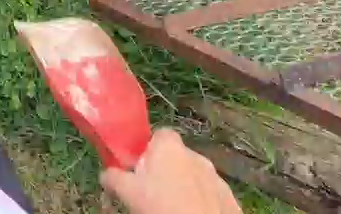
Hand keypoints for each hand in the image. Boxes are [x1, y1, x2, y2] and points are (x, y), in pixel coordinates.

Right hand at [101, 129, 241, 213]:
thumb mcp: (128, 191)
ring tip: (175, 206)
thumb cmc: (162, 206)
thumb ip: (113, 175)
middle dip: (168, 169)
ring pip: (196, 178)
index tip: (140, 164)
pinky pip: (213, 197)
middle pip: (178, 157)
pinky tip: (193, 213)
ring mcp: (220, 181)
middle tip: (154, 189)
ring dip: (187, 187)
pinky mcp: (234, 204)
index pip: (160, 134)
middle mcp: (198, 157)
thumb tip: (106, 173)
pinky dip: (205, 203)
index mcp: (171, 147)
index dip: (149, 147)